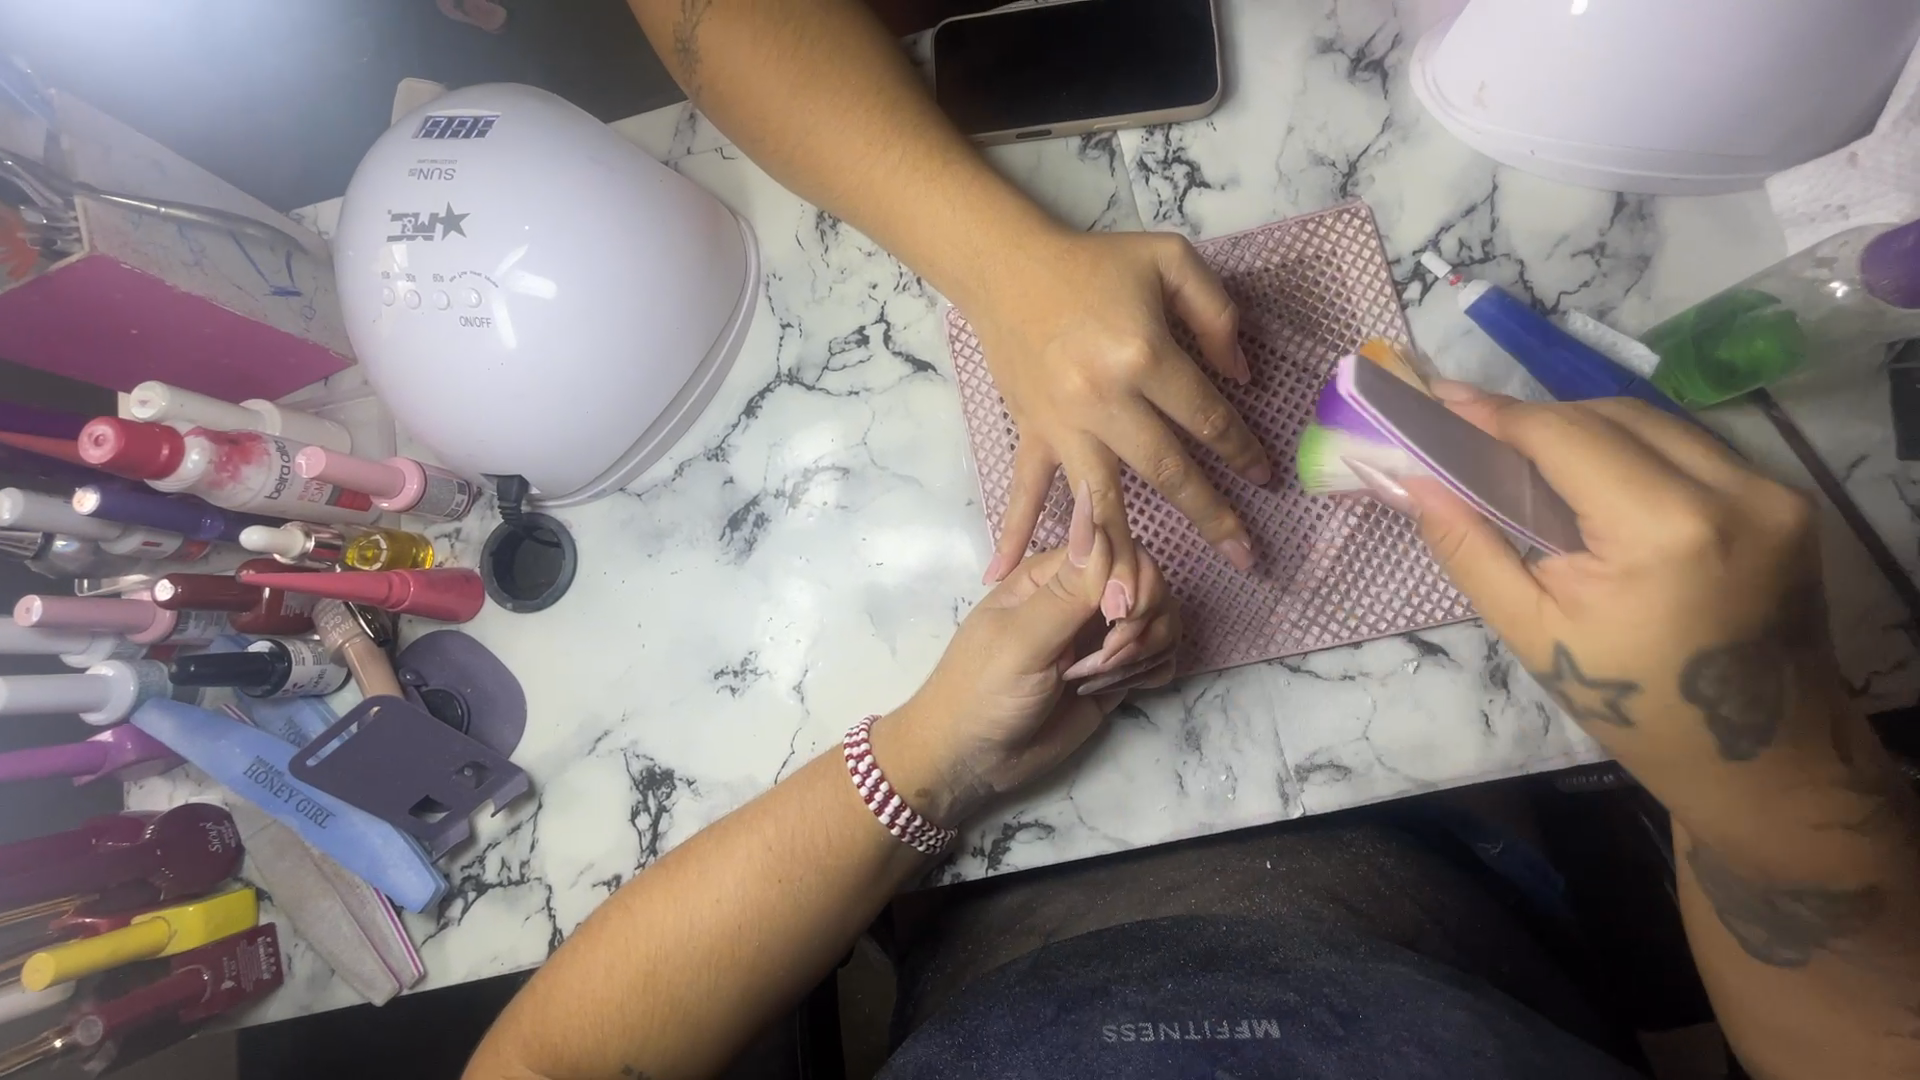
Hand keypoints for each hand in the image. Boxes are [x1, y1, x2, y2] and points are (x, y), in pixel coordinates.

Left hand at [872, 486, 1180, 826]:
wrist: (973, 760)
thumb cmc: (983, 691)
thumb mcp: (1022, 640)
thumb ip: (1069, 587)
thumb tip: (1092, 502)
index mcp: (1054, 575)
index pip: (1121, 552)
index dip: (1132, 582)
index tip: (1117, 619)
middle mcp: (1082, 598)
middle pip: (1149, 585)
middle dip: (1139, 624)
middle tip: (1103, 663)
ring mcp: (1100, 635)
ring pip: (1160, 621)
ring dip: (1143, 652)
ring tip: (1096, 681)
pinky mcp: (1115, 672)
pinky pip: (1161, 656)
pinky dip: (1154, 670)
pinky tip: (1124, 688)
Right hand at [969, 229, 1272, 624]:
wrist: (1009, 268)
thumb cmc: (1094, 265)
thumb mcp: (1171, 260)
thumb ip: (1217, 315)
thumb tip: (1243, 377)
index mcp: (1145, 357)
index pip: (1208, 418)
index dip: (1242, 450)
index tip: (1266, 479)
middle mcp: (1105, 403)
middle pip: (1167, 471)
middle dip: (1210, 516)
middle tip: (1246, 557)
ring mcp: (1063, 426)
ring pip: (1103, 498)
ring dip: (1127, 549)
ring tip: (1144, 598)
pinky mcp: (1033, 434)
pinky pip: (1027, 489)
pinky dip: (1014, 530)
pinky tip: (1003, 571)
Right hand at [1371, 383, 1841, 816]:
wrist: (1760, 755)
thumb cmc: (1626, 699)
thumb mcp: (1525, 626)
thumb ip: (1465, 545)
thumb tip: (1410, 482)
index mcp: (1663, 531)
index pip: (1565, 435)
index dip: (1497, 413)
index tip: (1440, 399)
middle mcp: (1734, 492)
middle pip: (1608, 415)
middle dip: (1531, 417)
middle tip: (1468, 430)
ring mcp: (1771, 491)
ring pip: (1651, 420)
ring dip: (1576, 425)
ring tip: (1517, 451)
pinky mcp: (1783, 499)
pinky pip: (1683, 445)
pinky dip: (1620, 444)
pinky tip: (1581, 475)